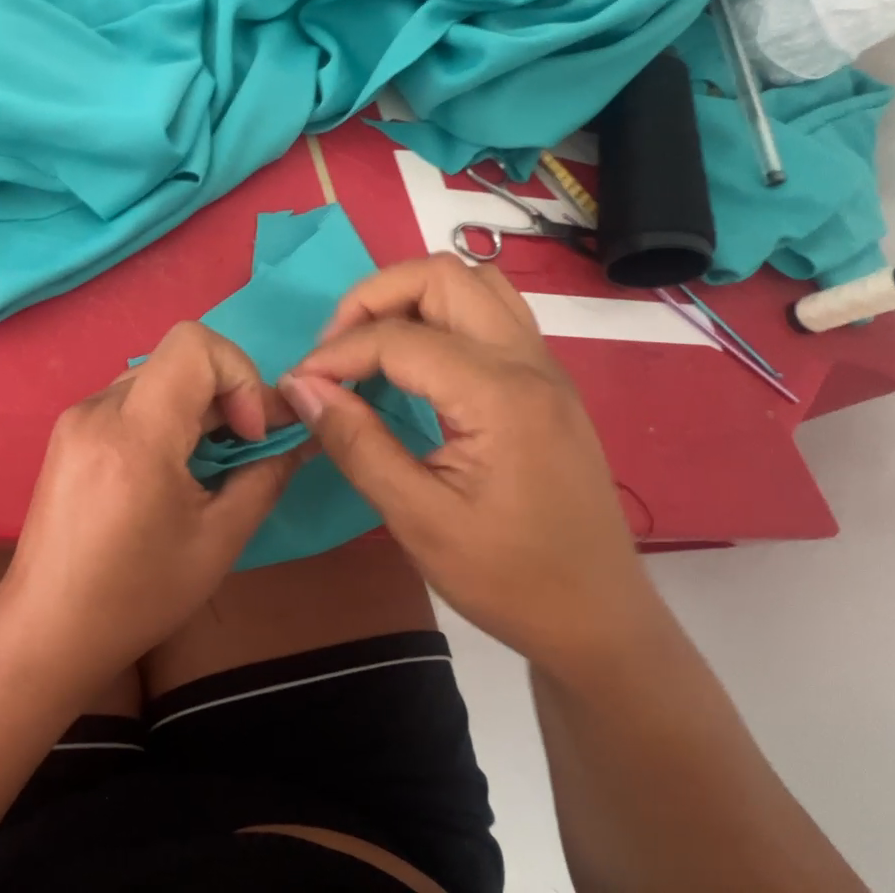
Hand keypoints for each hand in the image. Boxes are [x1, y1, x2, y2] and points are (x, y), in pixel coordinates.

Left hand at [0, 322, 305, 681]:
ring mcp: (76, 420)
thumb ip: (265, 476)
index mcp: (135, 434)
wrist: (49, 628)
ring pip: (154, 380)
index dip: (239, 375)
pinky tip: (167, 473)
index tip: (247, 433)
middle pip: (177, 361)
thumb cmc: (138, 595)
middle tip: (244, 451)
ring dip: (193, 410)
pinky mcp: (67, 435)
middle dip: (224, 396)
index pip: (194, 344)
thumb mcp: (218, 540)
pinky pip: (128, 402)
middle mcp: (97, 410)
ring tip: (205, 467)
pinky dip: (162, 421)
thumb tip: (301, 436)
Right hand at [279, 255, 664, 678]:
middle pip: (443, 276)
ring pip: (474, 284)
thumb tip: (303, 387)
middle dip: (373, 298)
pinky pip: (492, 314)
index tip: (297, 386)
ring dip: (412, 298)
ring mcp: (545, 368)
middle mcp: (529, 363)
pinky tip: (414, 365)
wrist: (597, 619)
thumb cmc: (507, 578)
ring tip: (371, 347)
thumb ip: (357, 444)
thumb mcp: (418, 520)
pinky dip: (442, 316)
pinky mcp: (546, 384)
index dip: (336, 354)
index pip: (399, 338)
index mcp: (500, 396)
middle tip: (334, 351)